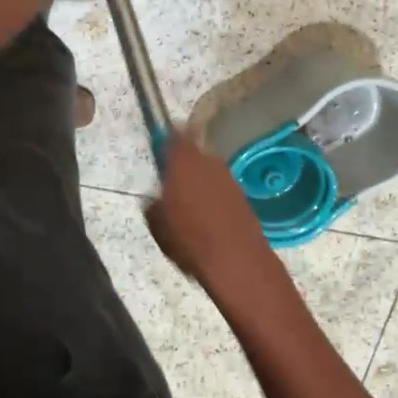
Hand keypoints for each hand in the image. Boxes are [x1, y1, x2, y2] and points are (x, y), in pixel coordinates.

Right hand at [147, 132, 277, 288]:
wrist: (237, 261)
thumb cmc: (189, 240)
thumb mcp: (157, 225)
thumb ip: (154, 205)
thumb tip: (157, 200)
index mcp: (183, 163)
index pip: (176, 136)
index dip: (170, 135)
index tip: (164, 141)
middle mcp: (208, 163)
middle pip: (196, 152)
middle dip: (186, 161)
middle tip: (174, 178)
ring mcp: (229, 179)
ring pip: (210, 170)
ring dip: (202, 179)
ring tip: (191, 201)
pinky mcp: (243, 197)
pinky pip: (222, 187)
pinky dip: (215, 195)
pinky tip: (209, 215)